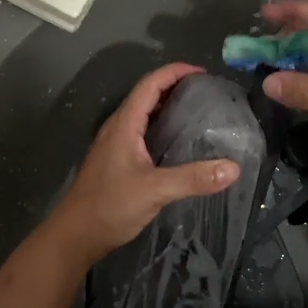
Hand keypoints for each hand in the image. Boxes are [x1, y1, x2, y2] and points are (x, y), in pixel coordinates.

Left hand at [41, 63, 240, 266]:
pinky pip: (141, 131)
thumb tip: (233, 168)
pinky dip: (161, 126)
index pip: (150, 84)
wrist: (75, 235)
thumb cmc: (110, 206)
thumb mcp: (155, 191)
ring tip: (198, 111)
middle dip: (174, 86)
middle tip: (206, 92)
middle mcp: (118, 127)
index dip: (174, 72)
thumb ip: (193, 178)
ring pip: (143, 114)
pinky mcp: (116, 160)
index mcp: (124, 124)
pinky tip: (178, 142)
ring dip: (167, 106)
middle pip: (146, 94)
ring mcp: (115, 144)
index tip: (202, 73)